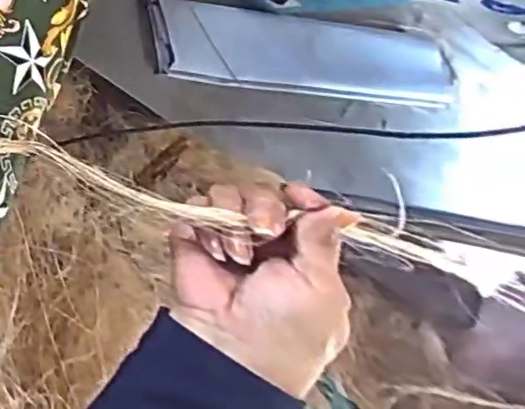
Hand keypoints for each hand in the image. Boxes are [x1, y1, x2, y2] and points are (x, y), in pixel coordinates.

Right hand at [168, 181, 360, 397]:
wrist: (234, 337)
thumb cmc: (290, 321)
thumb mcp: (319, 286)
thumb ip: (321, 244)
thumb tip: (341, 211)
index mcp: (301, 250)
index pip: (300, 209)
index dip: (299, 197)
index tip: (295, 194)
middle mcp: (262, 237)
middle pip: (258, 193)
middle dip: (259, 207)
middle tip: (261, 230)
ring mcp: (224, 233)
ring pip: (222, 194)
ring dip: (230, 220)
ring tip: (236, 253)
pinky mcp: (190, 233)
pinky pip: (192, 208)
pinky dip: (203, 225)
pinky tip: (212, 251)